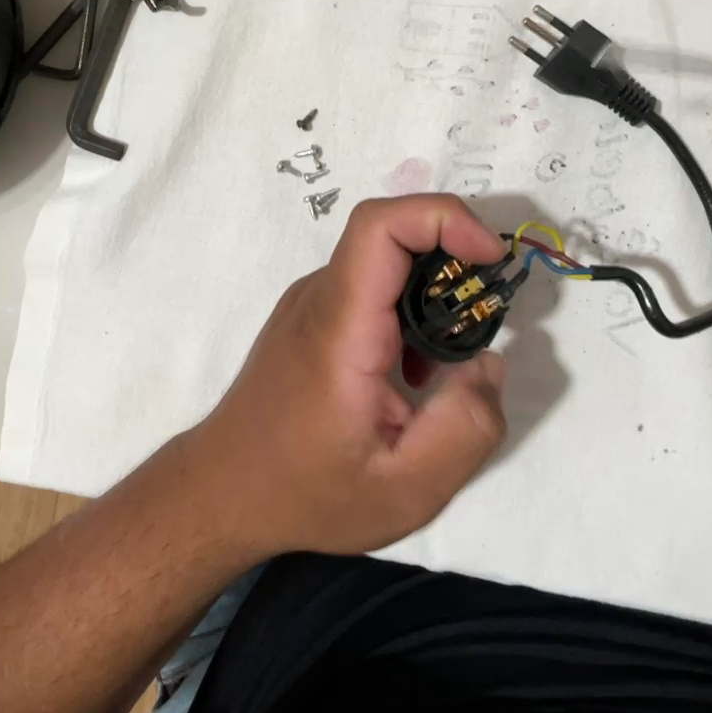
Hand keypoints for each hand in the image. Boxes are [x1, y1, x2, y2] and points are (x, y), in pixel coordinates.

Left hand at [184, 194, 510, 556]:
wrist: (222, 494)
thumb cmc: (307, 494)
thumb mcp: (406, 489)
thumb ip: (466, 427)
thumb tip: (489, 362)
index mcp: (339, 328)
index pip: (380, 227)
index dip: (444, 218)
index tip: (489, 258)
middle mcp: (318, 299)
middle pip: (392, 240)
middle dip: (455, 262)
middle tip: (488, 319)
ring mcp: (309, 305)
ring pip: (384, 266)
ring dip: (433, 295)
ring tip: (453, 362)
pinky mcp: (309, 320)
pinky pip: (370, 291)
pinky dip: (409, 313)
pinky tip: (416, 376)